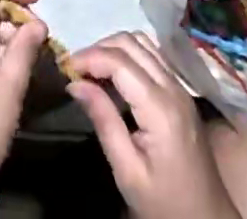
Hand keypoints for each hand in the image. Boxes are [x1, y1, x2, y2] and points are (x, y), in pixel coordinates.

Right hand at [69, 33, 240, 218]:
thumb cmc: (165, 204)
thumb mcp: (128, 171)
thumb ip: (103, 121)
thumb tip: (74, 83)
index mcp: (161, 108)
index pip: (119, 61)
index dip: (89, 58)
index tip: (65, 69)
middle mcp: (174, 88)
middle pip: (131, 43)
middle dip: (98, 49)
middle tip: (76, 71)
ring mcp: (181, 88)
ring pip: (143, 43)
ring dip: (114, 49)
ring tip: (92, 72)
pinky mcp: (182, 93)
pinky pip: (152, 57)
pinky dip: (128, 56)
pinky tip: (114, 78)